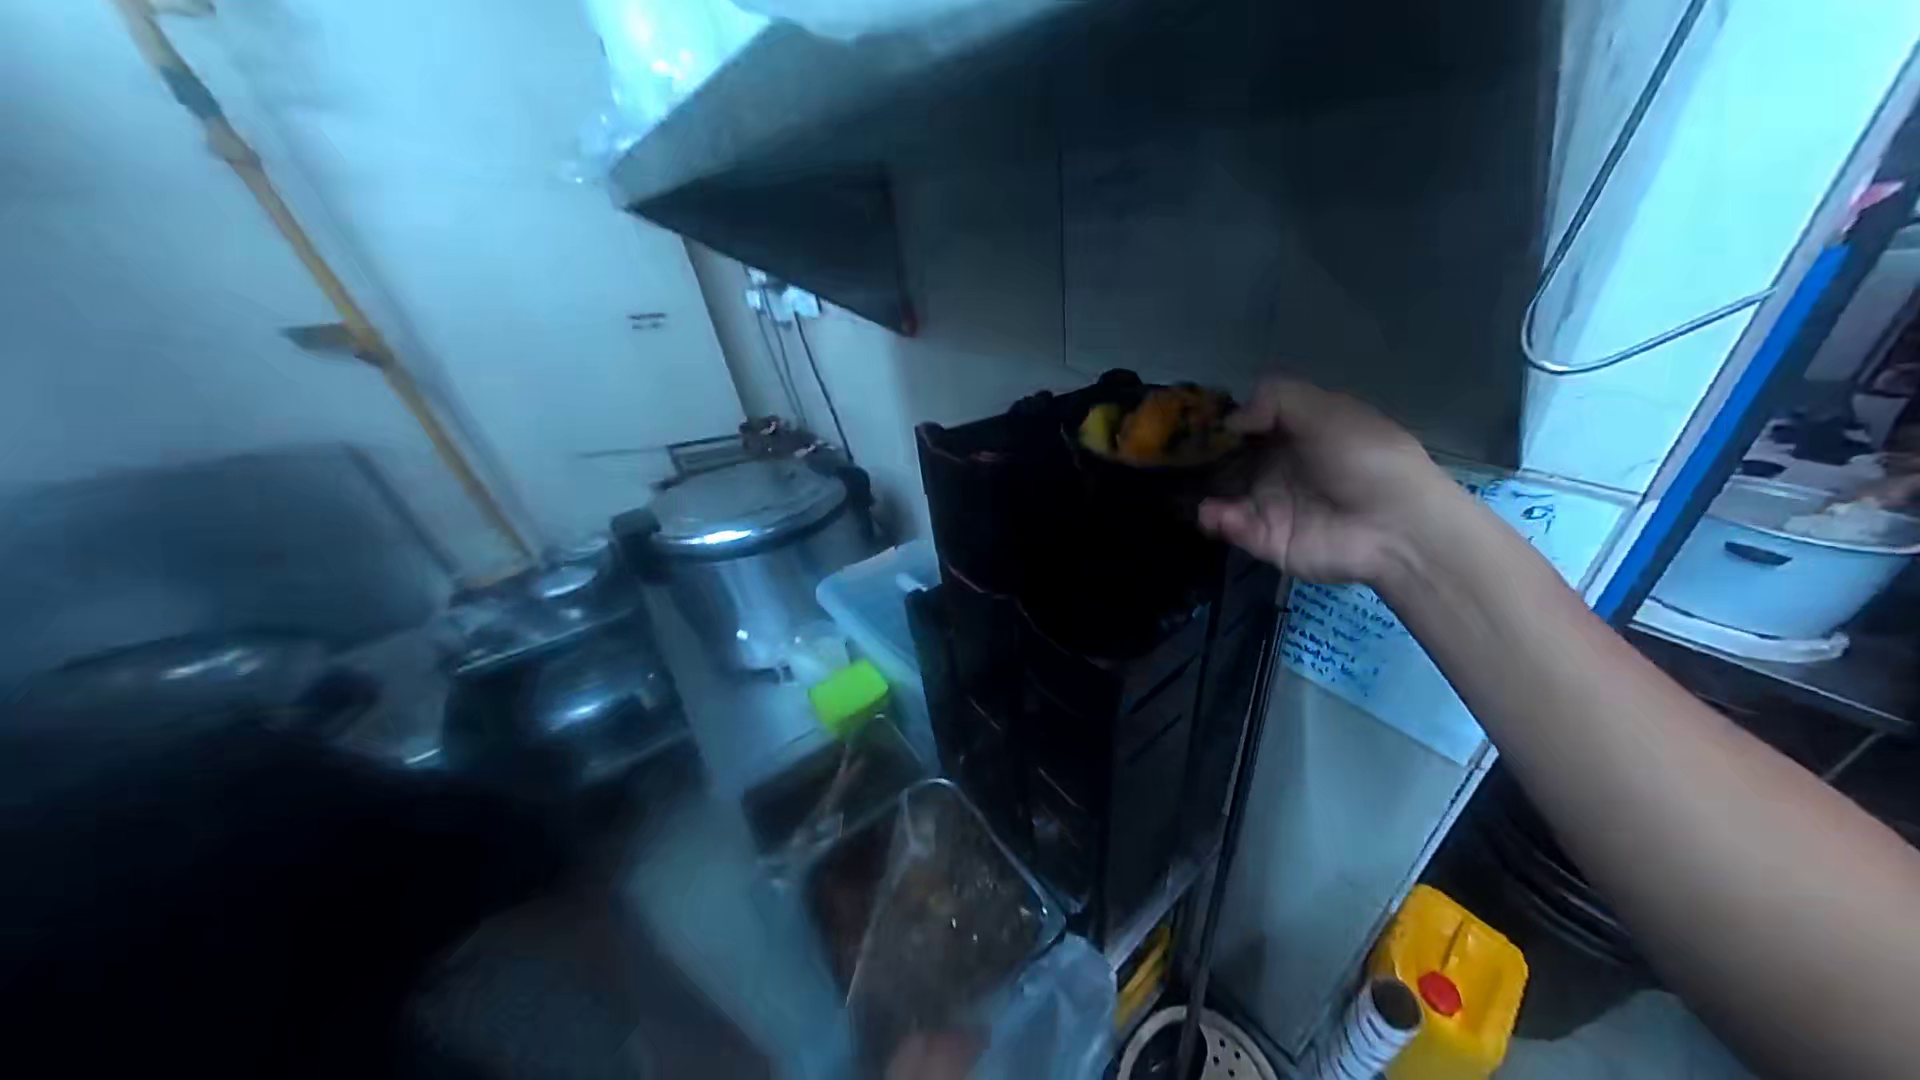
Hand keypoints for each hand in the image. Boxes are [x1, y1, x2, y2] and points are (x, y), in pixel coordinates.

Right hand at [1199, 378, 1455, 584]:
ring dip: (1202, 489)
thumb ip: (1275, 399)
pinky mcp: (1265, 538)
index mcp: (1295, 435)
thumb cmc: (1365, 458)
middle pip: (1227, 459)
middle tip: (1178, 456)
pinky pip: (1232, 526)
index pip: (1248, 425)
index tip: (1197, 420)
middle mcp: (1278, 467)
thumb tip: (1232, 420)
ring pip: (1222, 493)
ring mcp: (1269, 504)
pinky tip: (1215, 513)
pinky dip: (1218, 518)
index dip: (1223, 422)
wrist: (1396, 525)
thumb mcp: (1326, 410)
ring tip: (1192, 489)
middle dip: (1201, 457)